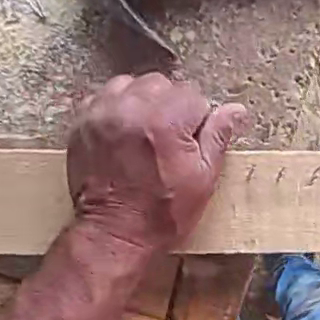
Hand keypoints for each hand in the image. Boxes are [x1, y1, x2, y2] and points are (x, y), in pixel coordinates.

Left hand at [67, 73, 248, 254]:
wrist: (114, 234)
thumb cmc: (160, 213)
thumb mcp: (202, 180)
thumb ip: (217, 138)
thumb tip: (236, 111)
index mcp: (167, 120)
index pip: (194, 95)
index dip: (195, 122)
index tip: (187, 145)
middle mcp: (132, 107)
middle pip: (162, 85)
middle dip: (168, 109)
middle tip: (164, 144)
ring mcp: (103, 113)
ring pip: (131, 86)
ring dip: (140, 105)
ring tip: (141, 138)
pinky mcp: (83, 122)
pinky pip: (104, 98)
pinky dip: (115, 110)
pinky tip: (121, 137)